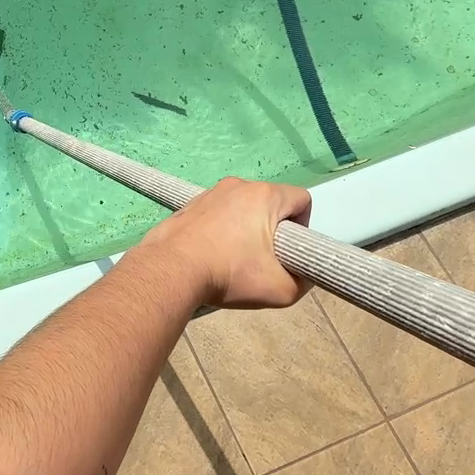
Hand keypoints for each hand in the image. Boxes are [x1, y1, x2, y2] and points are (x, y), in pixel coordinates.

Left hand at [138, 177, 309, 308]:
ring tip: (235, 260)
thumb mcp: (283, 290)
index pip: (301, 199)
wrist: (171, 270)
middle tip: (263, 260)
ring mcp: (210, 192)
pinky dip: (222, 230)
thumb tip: (301, 274)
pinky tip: (213, 254)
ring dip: (246, 230)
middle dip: (273, 230)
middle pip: (270, 203)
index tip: (289, 251)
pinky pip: (218, 213)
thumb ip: (304, 280)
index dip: (303, 227)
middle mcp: (237, 185)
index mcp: (263, 195)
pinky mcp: (189, 204)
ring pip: (243, 208)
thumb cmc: (229, 274)